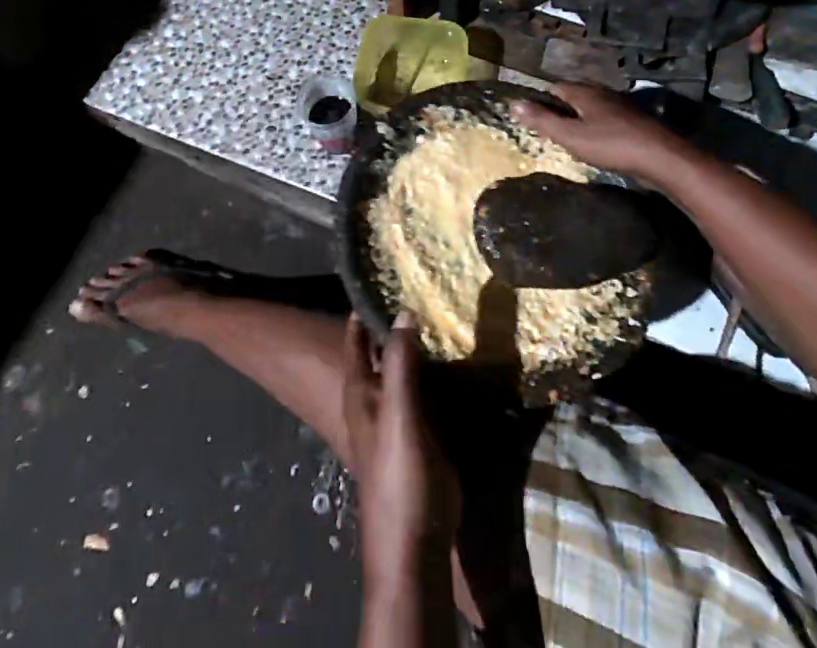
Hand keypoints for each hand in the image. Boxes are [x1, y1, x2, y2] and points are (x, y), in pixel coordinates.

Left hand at [344, 313, 459, 582]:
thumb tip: (402, 312)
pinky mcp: (422, 433)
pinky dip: (437, 375)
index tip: (383, 279)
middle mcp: (376, 396)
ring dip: (419, 348)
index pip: (357, 336)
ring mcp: (399, 415)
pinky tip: (458, 363)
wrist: (414, 536)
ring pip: (406, 370)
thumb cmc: (397, 472)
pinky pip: (427, 393)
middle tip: (424, 289)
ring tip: (445, 316)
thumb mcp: (398, 414)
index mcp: (361, 388)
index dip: (366, 309)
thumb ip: (400, 365)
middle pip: (383, 351)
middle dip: (397, 324)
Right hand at [510, 82, 698, 184]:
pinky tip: (595, 143)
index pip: (555, 88)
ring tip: (568, 137)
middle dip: (559, 109)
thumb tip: (513, 103)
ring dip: (578, 119)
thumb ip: (541, 120)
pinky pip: (606, 119)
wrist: (663, 159)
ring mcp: (622, 107)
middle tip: (547, 129)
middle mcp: (604, 94)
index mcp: (585, 93)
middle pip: (574, 96)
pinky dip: (596, 127)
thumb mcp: (568, 135)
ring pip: (591, 108)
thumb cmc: (611, 145)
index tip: (531, 117)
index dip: (540, 100)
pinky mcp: (635, 123)